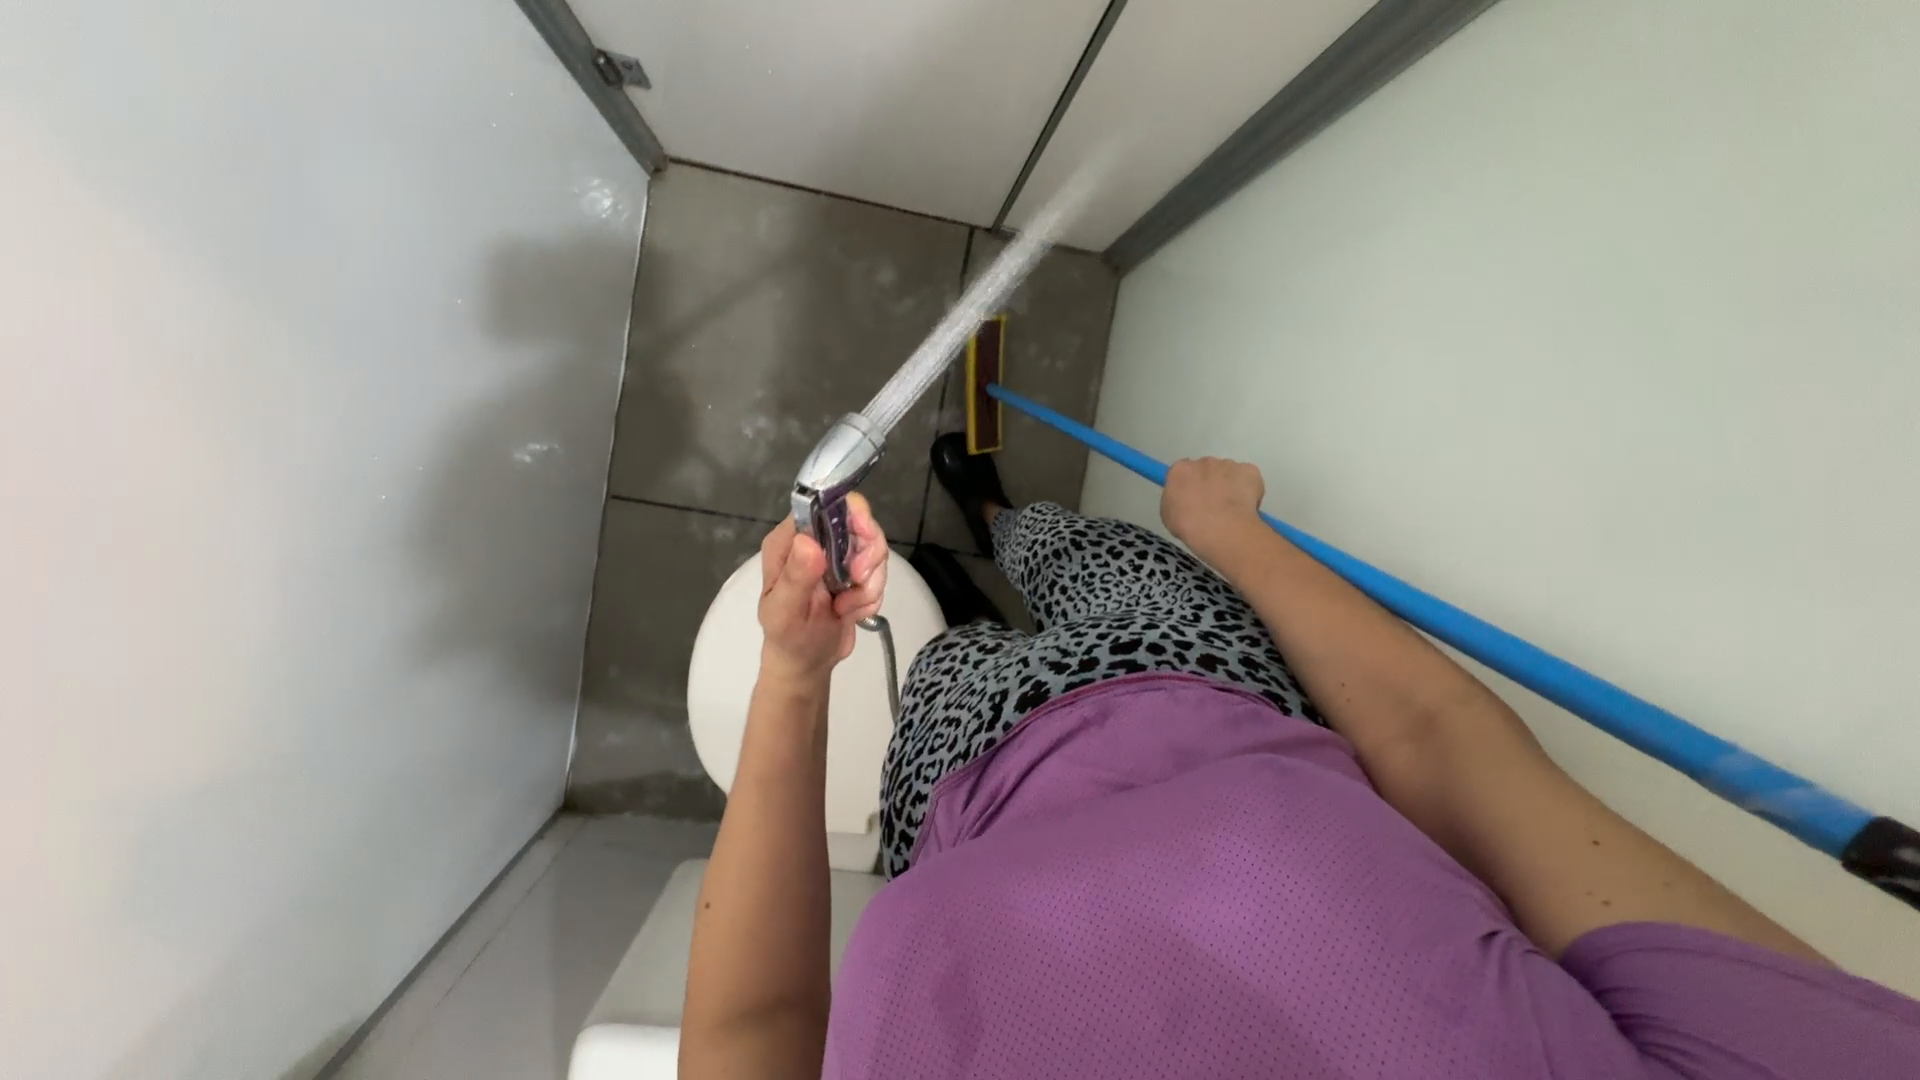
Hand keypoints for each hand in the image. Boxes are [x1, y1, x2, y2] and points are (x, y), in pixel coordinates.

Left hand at [757, 494, 887, 683]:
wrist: (807, 663)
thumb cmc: (788, 637)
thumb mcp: (786, 611)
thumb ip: (796, 577)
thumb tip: (809, 541)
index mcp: (790, 540)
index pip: (823, 505)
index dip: (850, 514)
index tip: (863, 537)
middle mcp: (815, 540)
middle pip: (859, 522)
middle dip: (867, 556)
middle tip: (857, 581)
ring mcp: (837, 556)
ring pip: (874, 549)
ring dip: (869, 583)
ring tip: (847, 607)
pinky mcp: (855, 572)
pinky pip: (879, 572)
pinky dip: (872, 596)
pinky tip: (852, 612)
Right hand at [1161, 457, 1265, 554]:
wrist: (1220, 528)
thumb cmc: (1188, 524)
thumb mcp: (1169, 514)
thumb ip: (1176, 499)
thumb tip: (1186, 500)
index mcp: (1181, 469)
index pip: (1184, 472)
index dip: (1189, 486)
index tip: (1192, 500)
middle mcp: (1204, 461)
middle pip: (1207, 469)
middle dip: (1210, 483)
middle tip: (1212, 506)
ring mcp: (1229, 464)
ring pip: (1229, 473)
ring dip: (1229, 486)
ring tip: (1231, 510)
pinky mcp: (1250, 471)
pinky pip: (1248, 478)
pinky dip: (1249, 489)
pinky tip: (1245, 507)